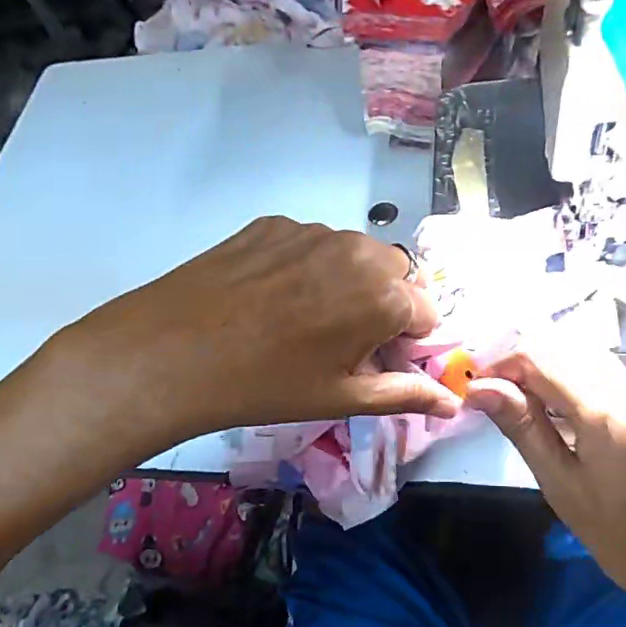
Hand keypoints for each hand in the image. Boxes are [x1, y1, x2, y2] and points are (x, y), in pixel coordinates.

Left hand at [50, 217, 458, 443]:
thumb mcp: (339, 397)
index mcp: (385, 294)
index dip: (406, 341)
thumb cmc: (265, 384)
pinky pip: (309, 243)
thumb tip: (453, 402)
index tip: (374, 360)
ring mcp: (311, 230)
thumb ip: (404, 394)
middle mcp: (357, 250)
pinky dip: (306, 266)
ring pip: (352, 256)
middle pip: (393, 277)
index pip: (426, 313)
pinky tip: (269, 297)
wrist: (172, 352)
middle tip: (339, 341)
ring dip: (345, 282)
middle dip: (381, 306)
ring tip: (299, 318)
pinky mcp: (272, 224)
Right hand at [464, 346, 625, 626]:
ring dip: (541, 368)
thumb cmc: (617, 536)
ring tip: (517, 402)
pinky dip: (566, 376)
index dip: (500, 367)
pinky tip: (551, 405)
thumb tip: (480, 388)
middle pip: (559, 348)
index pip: (539, 359)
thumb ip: (522, 427)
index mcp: (608, 416)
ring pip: (578, 353)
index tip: (476, 391)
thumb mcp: (559, 485)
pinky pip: (598, 369)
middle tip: (492, 397)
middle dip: (518, 365)